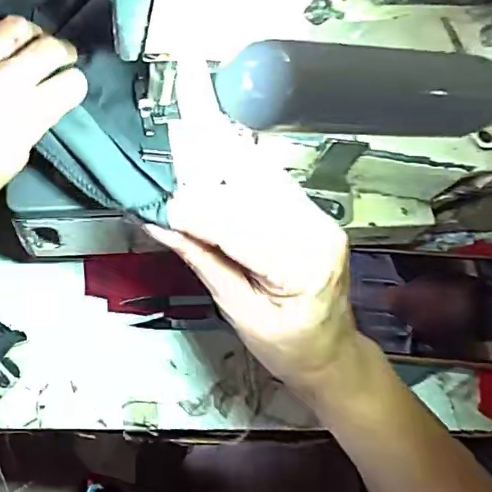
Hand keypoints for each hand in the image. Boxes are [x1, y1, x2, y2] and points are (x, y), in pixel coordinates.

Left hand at [0, 14, 86, 241]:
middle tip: (57, 62)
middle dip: (61, 55)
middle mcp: (1, 79)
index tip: (68, 89)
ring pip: (16, 25)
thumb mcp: (16, 158)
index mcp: (25, 112)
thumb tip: (41, 103)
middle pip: (51, 46)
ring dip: (28, 36)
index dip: (74, 86)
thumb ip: (34, 122)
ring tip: (25, 47)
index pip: (71, 81)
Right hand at [142, 60, 381, 396]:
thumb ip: (203, 261)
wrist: (330, 351)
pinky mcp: (305, 210)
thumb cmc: (289, 346)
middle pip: (252, 194)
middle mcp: (318, 231)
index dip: (200, 215)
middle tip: (169, 152)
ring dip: (220, 161)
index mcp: (306, 267)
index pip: (243, 231)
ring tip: (183, 139)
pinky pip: (267, 181)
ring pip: (260, 179)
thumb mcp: (239, 312)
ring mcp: (315, 216)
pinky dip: (235, 166)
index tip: (164, 205)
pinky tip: (210, 149)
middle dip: (208, 176)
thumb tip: (162, 225)